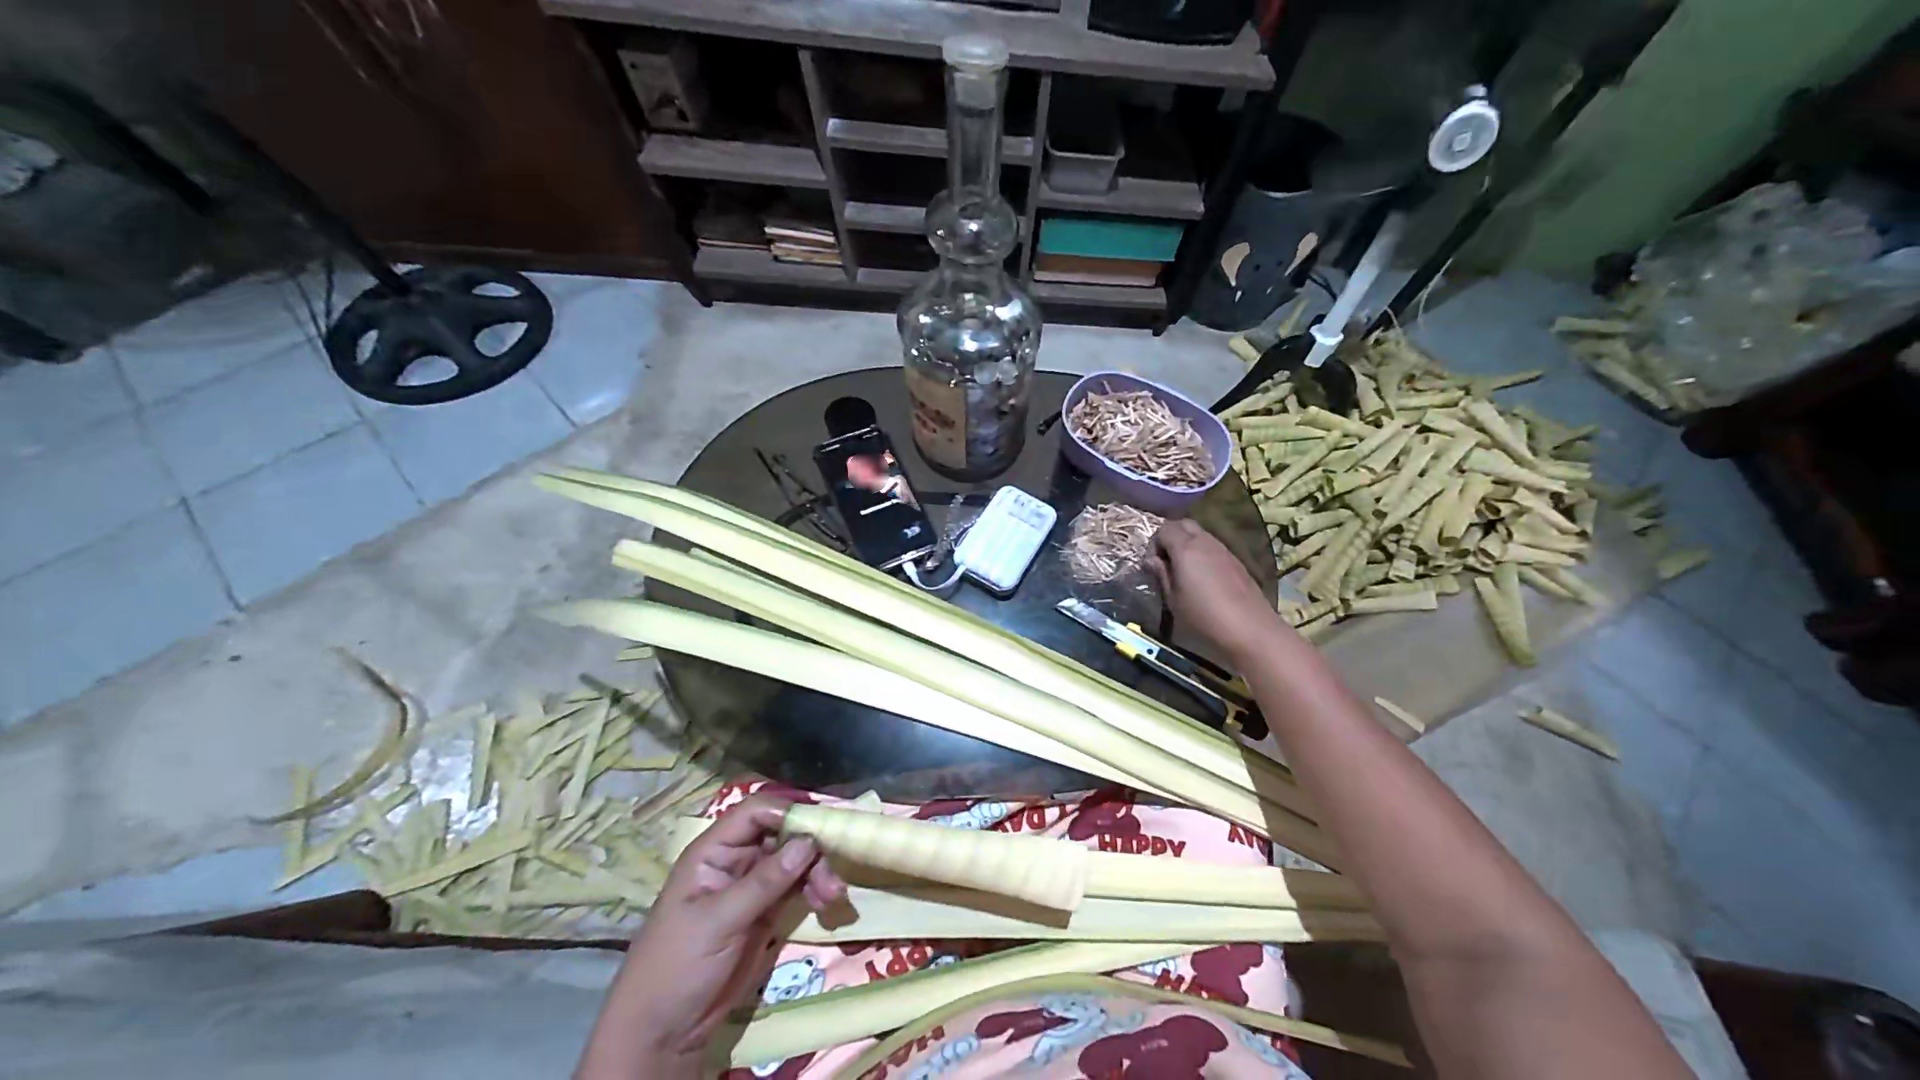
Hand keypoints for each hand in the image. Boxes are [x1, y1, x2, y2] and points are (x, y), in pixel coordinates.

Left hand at [577, 793, 844, 1078]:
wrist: (665, 1030)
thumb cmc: (677, 965)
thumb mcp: (718, 921)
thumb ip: (764, 881)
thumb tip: (808, 841)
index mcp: (714, 851)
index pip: (755, 813)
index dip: (787, 811)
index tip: (820, 825)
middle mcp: (736, 860)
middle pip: (782, 834)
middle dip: (811, 846)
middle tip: (833, 870)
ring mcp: (753, 886)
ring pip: (795, 860)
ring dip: (818, 871)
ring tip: (833, 895)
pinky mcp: (768, 911)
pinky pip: (798, 887)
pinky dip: (816, 890)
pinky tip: (827, 903)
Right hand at [1150, 518, 1288, 660]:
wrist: (1251, 629)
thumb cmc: (1204, 617)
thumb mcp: (1173, 600)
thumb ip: (1162, 575)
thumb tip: (1152, 561)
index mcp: (1186, 549)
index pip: (1164, 529)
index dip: (1154, 543)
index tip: (1154, 565)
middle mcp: (1205, 542)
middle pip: (1184, 524)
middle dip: (1171, 536)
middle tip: (1166, 561)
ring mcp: (1224, 550)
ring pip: (1201, 534)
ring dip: (1188, 544)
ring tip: (1184, 571)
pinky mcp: (1237, 561)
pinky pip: (1214, 547)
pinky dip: (1203, 553)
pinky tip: (1204, 578)